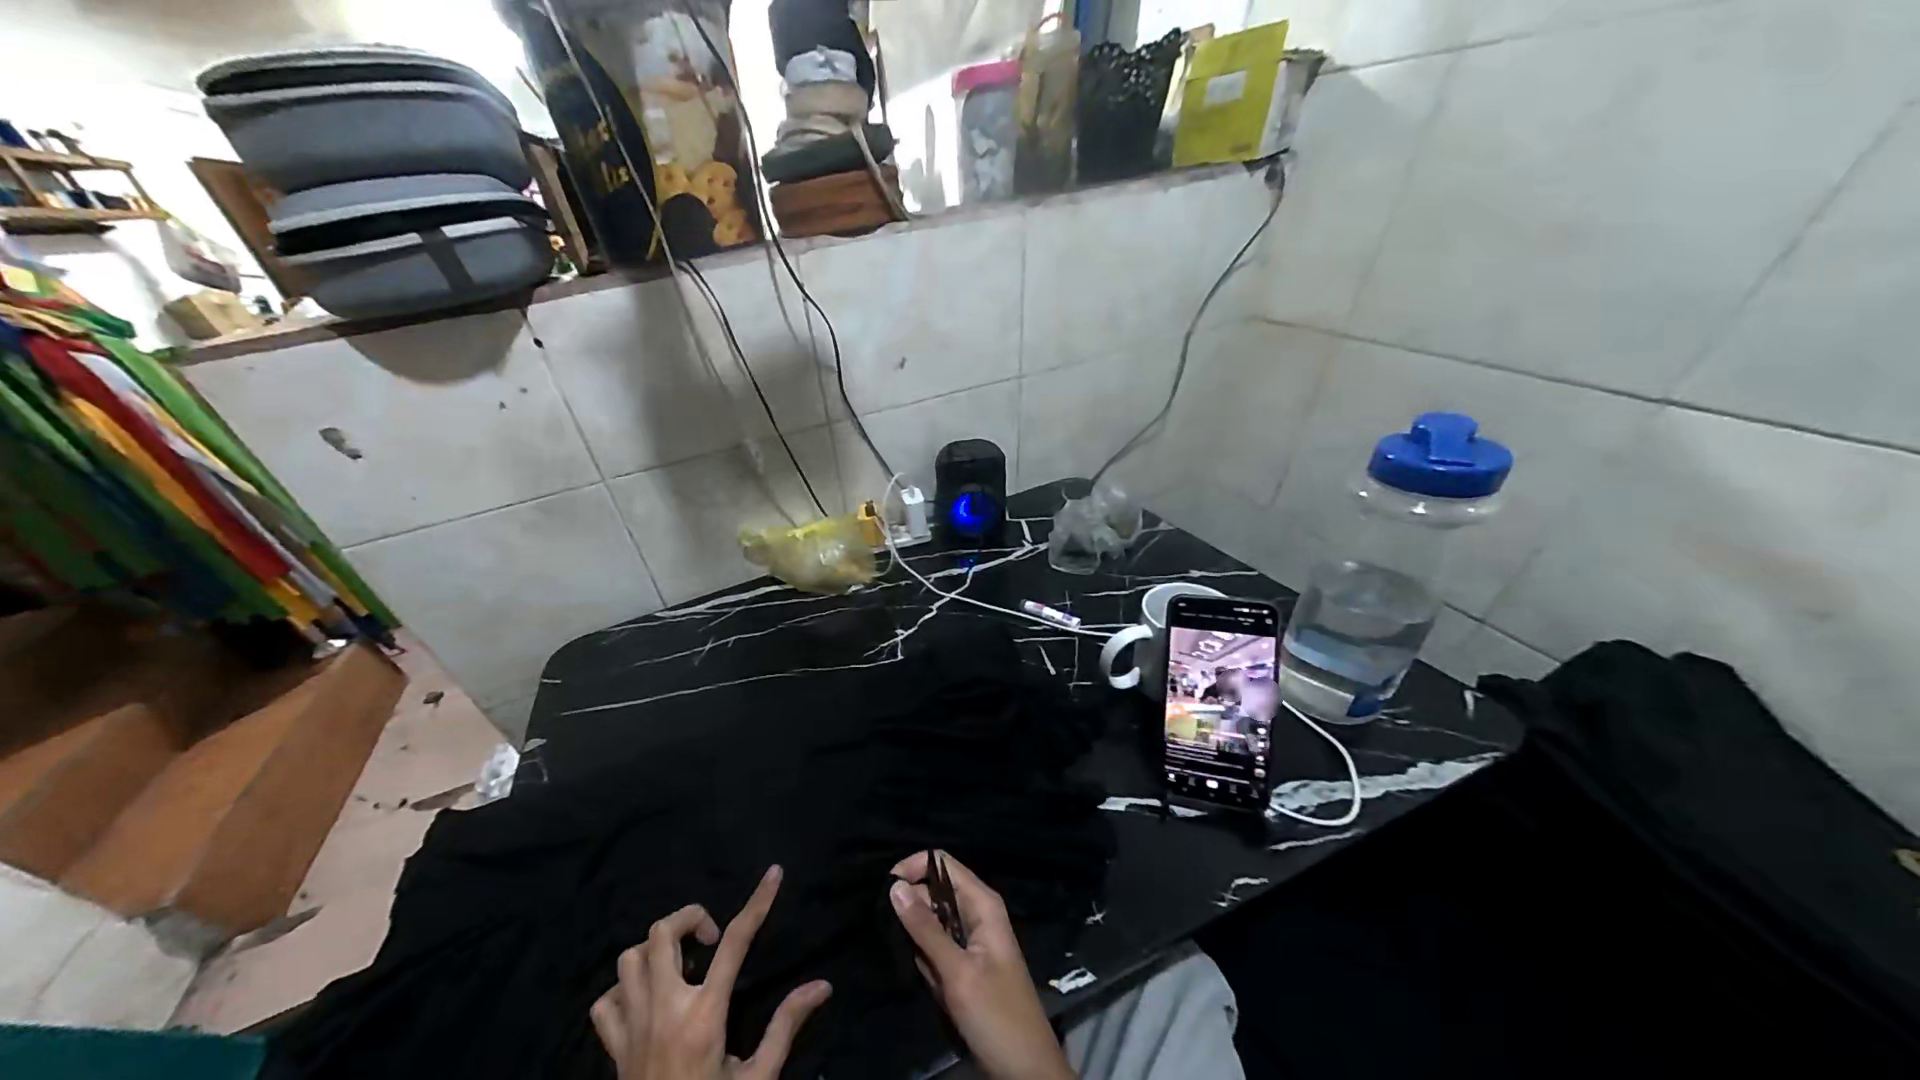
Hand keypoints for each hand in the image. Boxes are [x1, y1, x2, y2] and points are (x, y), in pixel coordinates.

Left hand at [591, 865, 830, 1079]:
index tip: (773, 874)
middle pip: (662, 934)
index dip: (758, 901)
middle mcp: (664, 1009)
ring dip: (655, 951)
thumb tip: (822, 986)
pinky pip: (605, 1002)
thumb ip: (786, 1026)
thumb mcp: (758, 1077)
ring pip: (628, 959)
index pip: (736, 941)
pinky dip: (623, 991)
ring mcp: (631, 1027)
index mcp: (705, 1014)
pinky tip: (645, 1001)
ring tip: (679, 965)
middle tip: (709, 937)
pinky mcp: (612, 1047)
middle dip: (689, 918)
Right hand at [889, 852, 1076, 1079]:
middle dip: (913, 912)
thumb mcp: (957, 972)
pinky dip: (927, 962)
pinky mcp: (963, 962)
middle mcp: (976, 912)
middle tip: (903, 942)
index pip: (941, 863)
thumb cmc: (996, 1015)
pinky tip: (934, 985)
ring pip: (931, 922)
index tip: (886, 891)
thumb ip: (925, 928)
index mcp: (982, 903)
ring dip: (920, 943)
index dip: (913, 868)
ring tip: (929, 971)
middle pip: (933, 891)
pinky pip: (935, 948)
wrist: (1025, 1070)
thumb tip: (894, 885)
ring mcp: (970, 938)